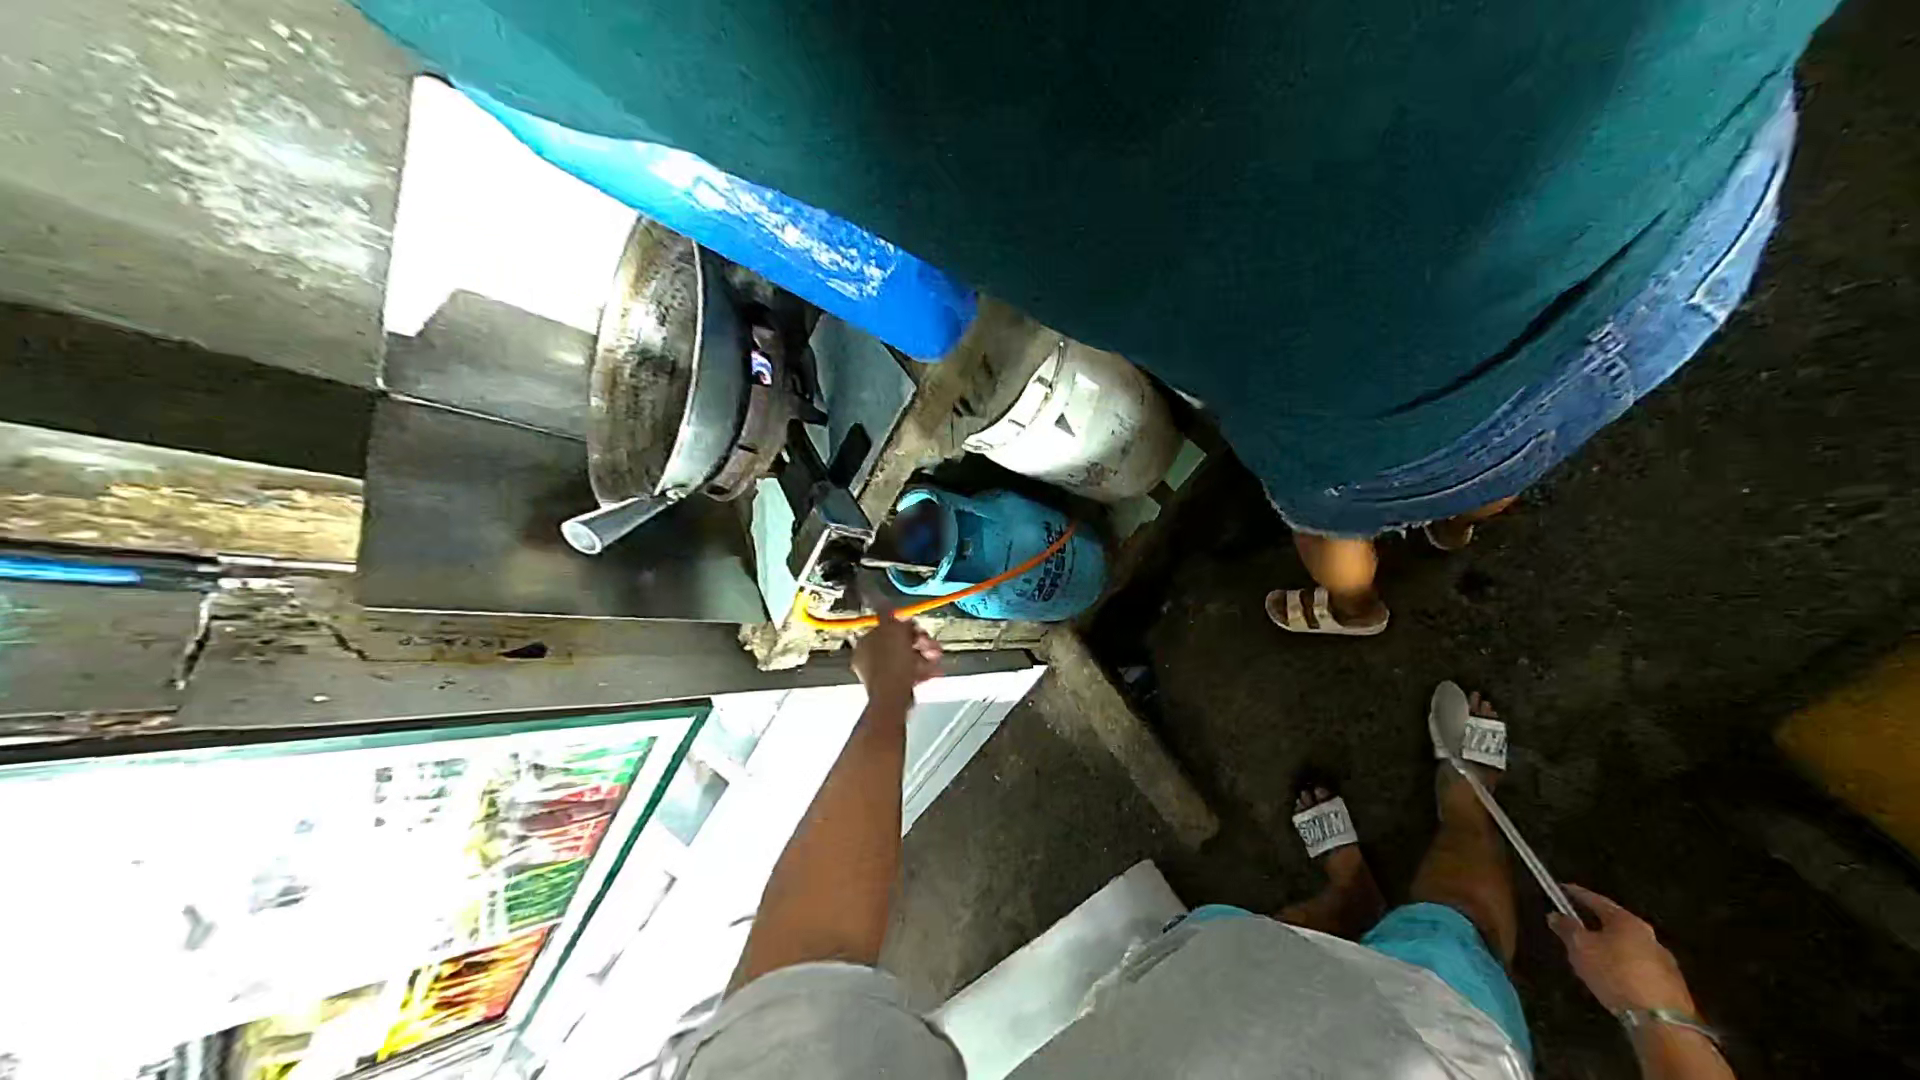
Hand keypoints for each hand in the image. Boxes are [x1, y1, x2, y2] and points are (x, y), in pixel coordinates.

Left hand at [852, 616, 941, 706]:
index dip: (903, 625)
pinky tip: (933, 670)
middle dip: (919, 642)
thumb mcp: (894, 629)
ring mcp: (881, 675)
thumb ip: (894, 616)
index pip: (885, 627)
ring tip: (935, 657)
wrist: (894, 695)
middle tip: (929, 643)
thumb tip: (896, 613)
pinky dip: (922, 670)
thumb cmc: (892, 661)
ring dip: (924, 655)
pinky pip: (910, 674)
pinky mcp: (893, 688)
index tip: (916, 627)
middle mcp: (869, 659)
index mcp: (865, 642)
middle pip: (898, 644)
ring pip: (907, 659)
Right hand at [1550, 884, 1697, 1014]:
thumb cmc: (1614, 973)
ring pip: (1628, 945)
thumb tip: (1556, 915)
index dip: (1576, 893)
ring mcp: (1665, 962)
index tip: (1561, 888)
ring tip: (1591, 952)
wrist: (1662, 1022)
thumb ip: (1566, 927)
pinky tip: (1612, 974)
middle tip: (1574, 922)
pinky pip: (1639, 965)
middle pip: (1615, 923)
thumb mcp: (1579, 947)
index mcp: (1627, 921)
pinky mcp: (1672, 985)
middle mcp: (1650, 937)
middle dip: (1594, 923)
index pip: (1596, 900)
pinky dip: (1623, 964)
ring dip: (1610, 945)